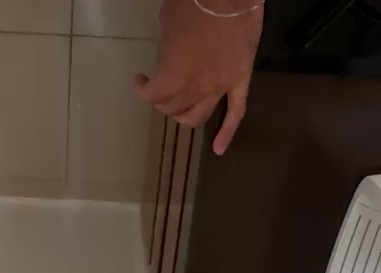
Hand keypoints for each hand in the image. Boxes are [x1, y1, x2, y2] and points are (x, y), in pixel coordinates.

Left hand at [134, 0, 262, 154]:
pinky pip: (236, 112)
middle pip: (174, 108)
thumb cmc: (194, 0)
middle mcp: (197, 88)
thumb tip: (169, 58)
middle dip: (163, 102)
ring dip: (184, 116)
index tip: (140, 80)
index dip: (144, 90)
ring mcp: (221, 86)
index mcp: (175, 75)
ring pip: (198, 115)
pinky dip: (227, 132)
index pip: (154, 96)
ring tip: (178, 112)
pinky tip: (218, 149)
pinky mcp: (240, 80)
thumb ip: (166, 50)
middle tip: (159, 91)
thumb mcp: (168, 22)